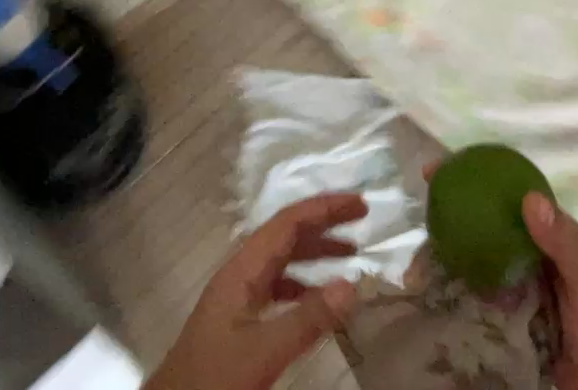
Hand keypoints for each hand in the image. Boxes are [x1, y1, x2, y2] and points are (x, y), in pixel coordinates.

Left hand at [145, 193, 367, 389]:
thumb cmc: (215, 377)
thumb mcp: (265, 350)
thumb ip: (308, 318)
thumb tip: (352, 284)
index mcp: (241, 269)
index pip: (287, 223)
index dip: (324, 209)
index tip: (359, 204)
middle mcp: (239, 273)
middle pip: (285, 236)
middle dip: (323, 225)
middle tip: (361, 222)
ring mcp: (237, 295)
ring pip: (281, 260)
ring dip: (315, 254)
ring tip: (350, 257)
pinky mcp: (238, 319)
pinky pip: (277, 286)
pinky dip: (303, 284)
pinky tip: (319, 299)